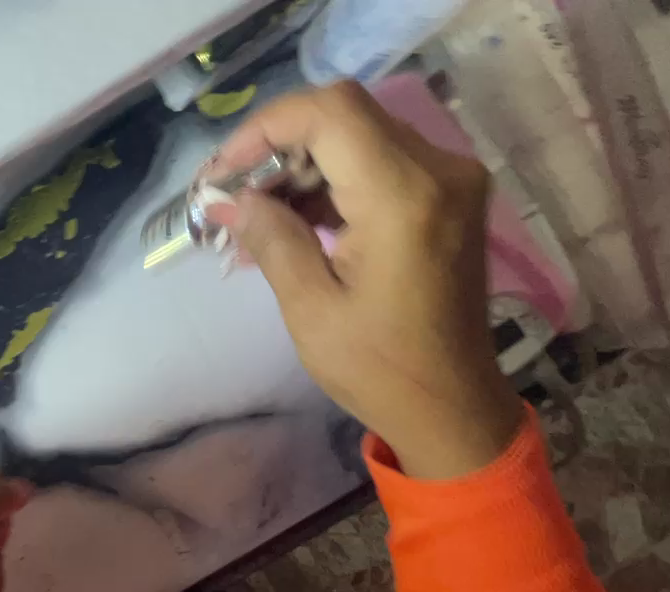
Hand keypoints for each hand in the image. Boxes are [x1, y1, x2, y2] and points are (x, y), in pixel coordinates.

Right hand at [204, 82, 525, 479]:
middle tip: (228, 199)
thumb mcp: (310, 308)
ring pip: (358, 140)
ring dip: (298, 169)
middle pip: (344, 120)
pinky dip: (327, 185)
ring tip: (250, 218)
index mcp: (403, 197)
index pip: (331, 114)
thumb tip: (231, 200)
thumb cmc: (375, 365)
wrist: (447, 399)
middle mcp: (438, 170)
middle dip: (275, 150)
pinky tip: (288, 223)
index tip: (221, 172)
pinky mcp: (445, 197)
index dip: (266, 128)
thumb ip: (272, 241)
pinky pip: (377, 167)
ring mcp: (448, 180)